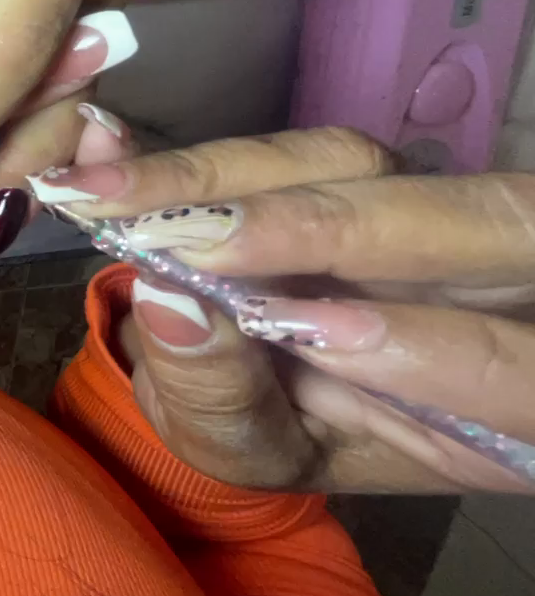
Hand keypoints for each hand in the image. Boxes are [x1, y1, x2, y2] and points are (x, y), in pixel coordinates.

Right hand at [47, 128, 534, 492]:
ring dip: (219, 175)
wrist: (245, 373)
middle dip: (302, 224)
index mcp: (520, 396)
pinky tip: (102, 145)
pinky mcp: (339, 173)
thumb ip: (221, 401)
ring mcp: (424, 212)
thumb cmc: (263, 426)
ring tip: (107, 192)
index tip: (289, 329)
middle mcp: (507, 284)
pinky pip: (277, 145)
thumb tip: (170, 304)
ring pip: (360, 164)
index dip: (440, 351)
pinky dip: (182, 151)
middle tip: (157, 232)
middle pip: (476, 222)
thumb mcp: (248, 449)